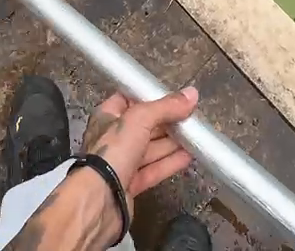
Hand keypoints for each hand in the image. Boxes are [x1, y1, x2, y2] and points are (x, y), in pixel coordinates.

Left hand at [81, 87, 199, 196]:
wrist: (99, 200)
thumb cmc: (113, 150)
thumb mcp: (140, 118)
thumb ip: (166, 107)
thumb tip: (191, 94)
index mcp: (108, 115)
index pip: (131, 99)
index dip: (151, 97)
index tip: (173, 97)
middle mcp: (113, 137)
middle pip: (144, 125)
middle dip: (167, 121)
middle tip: (191, 117)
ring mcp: (122, 162)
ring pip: (151, 148)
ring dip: (172, 142)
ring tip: (195, 136)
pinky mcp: (130, 184)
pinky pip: (153, 169)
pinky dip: (170, 162)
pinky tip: (188, 157)